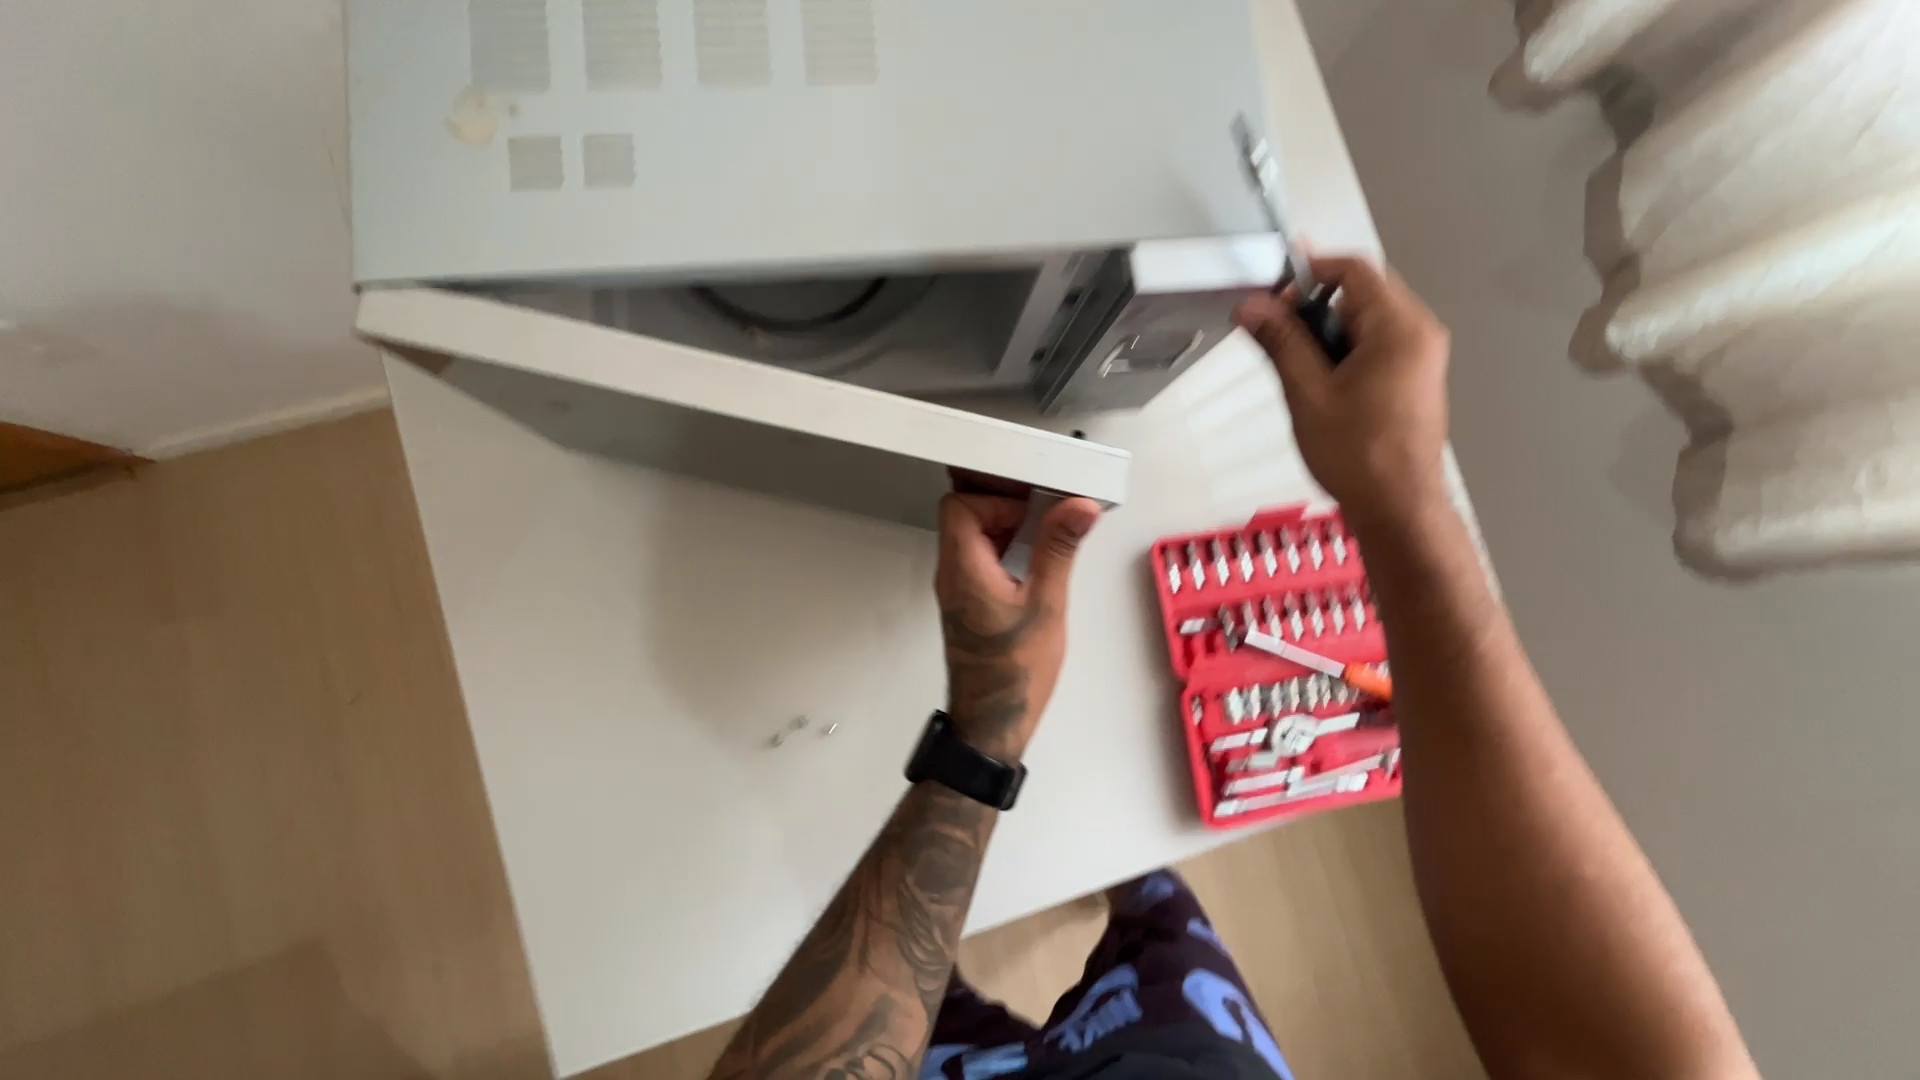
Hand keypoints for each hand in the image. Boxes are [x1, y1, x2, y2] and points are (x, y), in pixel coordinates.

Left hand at [934, 493, 1102, 762]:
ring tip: (1045, 542)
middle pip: (964, 517)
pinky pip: (979, 561)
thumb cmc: (1014, 671)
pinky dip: (1004, 552)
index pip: (960, 507)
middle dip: (1006, 511)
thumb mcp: (1046, 604)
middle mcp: (952, 576)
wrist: (993, 721)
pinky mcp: (968, 603)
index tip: (1032, 513)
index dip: (996, 501)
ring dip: (1007, 532)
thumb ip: (1059, 550)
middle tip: (1044, 521)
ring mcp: (957, 590)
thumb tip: (1078, 508)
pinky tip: (1035, 566)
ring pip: (972, 539)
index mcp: (963, 570)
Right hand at [1234, 255, 1452, 534]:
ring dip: (1326, 333)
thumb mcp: (1306, 393)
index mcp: (1399, 328)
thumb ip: (1280, 341)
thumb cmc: (1355, 454)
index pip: (1354, 270)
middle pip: (1362, 292)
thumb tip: (1252, 305)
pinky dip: (1344, 351)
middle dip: (1314, 306)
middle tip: (1276, 333)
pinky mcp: (1414, 378)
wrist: (1398, 506)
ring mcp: (1421, 356)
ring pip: (1366, 321)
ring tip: (1297, 368)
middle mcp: (1419, 332)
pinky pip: (1376, 345)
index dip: (1308, 271)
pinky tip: (1320, 383)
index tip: (1269, 291)